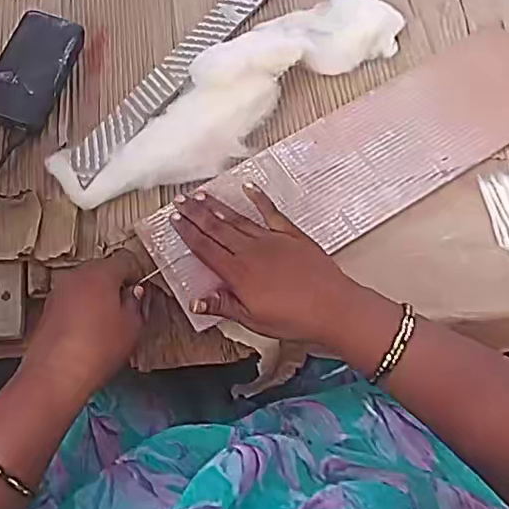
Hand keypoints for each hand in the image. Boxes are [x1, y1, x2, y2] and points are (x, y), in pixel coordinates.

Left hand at [19, 250, 153, 400]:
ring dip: (96, 298)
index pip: (125, 259)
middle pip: (102, 270)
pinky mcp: (46, 309)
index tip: (141, 292)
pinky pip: (70, 301)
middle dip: (115, 285)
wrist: (55, 374)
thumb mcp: (131, 328)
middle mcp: (76, 275)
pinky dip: (79, 310)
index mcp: (101, 272)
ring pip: (84, 285)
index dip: (137, 274)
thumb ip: (137, 304)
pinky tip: (86, 333)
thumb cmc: (98, 349)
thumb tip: (135, 294)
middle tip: (127, 309)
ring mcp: (58, 291)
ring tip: (106, 325)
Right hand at [169, 185, 370, 344]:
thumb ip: (223, 306)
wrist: (333, 307)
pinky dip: (259, 199)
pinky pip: (270, 212)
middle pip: (215, 227)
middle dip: (194, 212)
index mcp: (238, 273)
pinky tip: (248, 188)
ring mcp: (271, 240)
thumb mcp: (253, 320)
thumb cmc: (295, 318)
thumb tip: (196, 302)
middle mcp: (250, 251)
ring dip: (216, 206)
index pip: (204, 247)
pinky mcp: (291, 235)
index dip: (187, 232)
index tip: (175, 220)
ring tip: (200, 195)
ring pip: (236, 218)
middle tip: (179, 200)